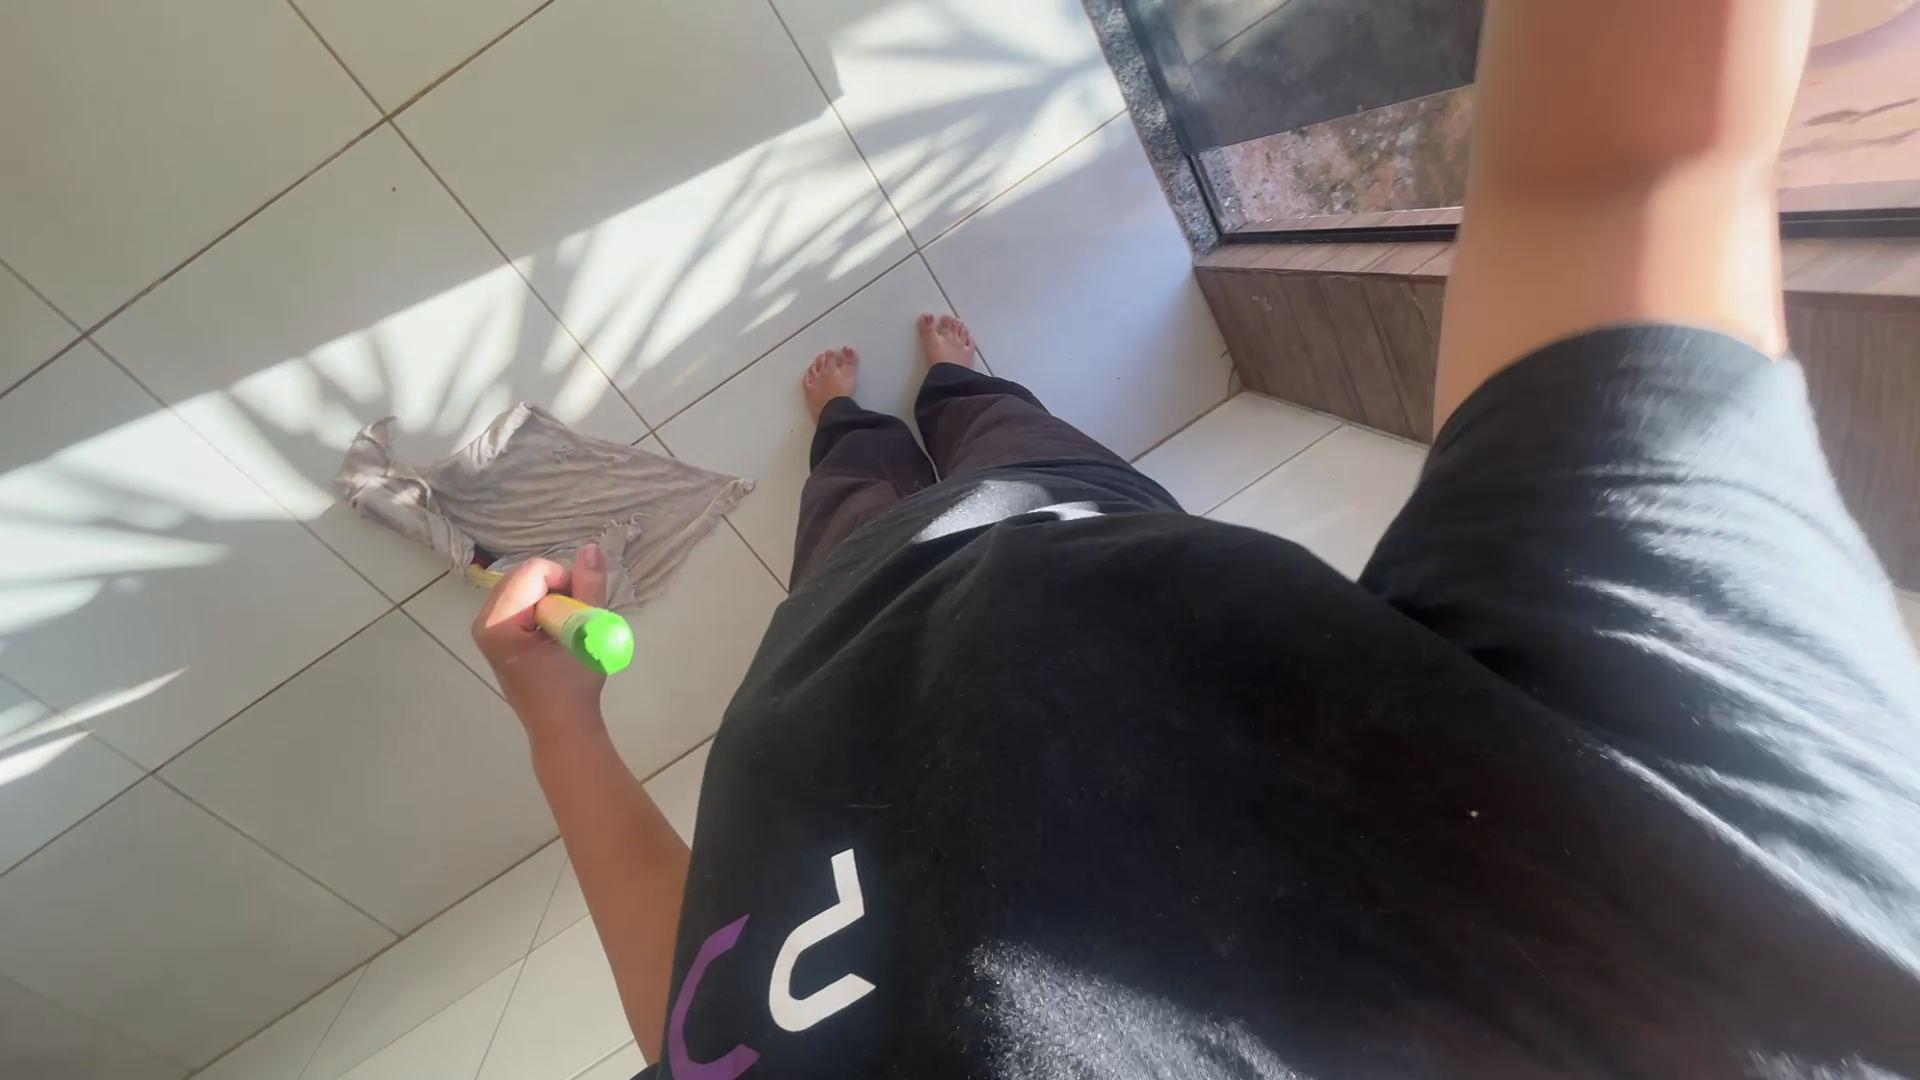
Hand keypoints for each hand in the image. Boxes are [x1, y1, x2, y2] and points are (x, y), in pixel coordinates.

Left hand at [473, 543, 609, 737]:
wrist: (563, 726)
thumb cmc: (574, 686)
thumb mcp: (589, 633)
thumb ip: (589, 589)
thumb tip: (591, 549)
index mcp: (498, 624)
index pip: (534, 571)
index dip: (567, 579)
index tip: (583, 608)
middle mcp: (484, 621)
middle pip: (526, 575)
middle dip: (559, 587)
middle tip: (578, 617)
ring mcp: (489, 629)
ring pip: (527, 586)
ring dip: (555, 597)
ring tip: (570, 627)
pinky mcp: (499, 635)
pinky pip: (525, 601)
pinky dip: (547, 607)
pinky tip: (559, 632)